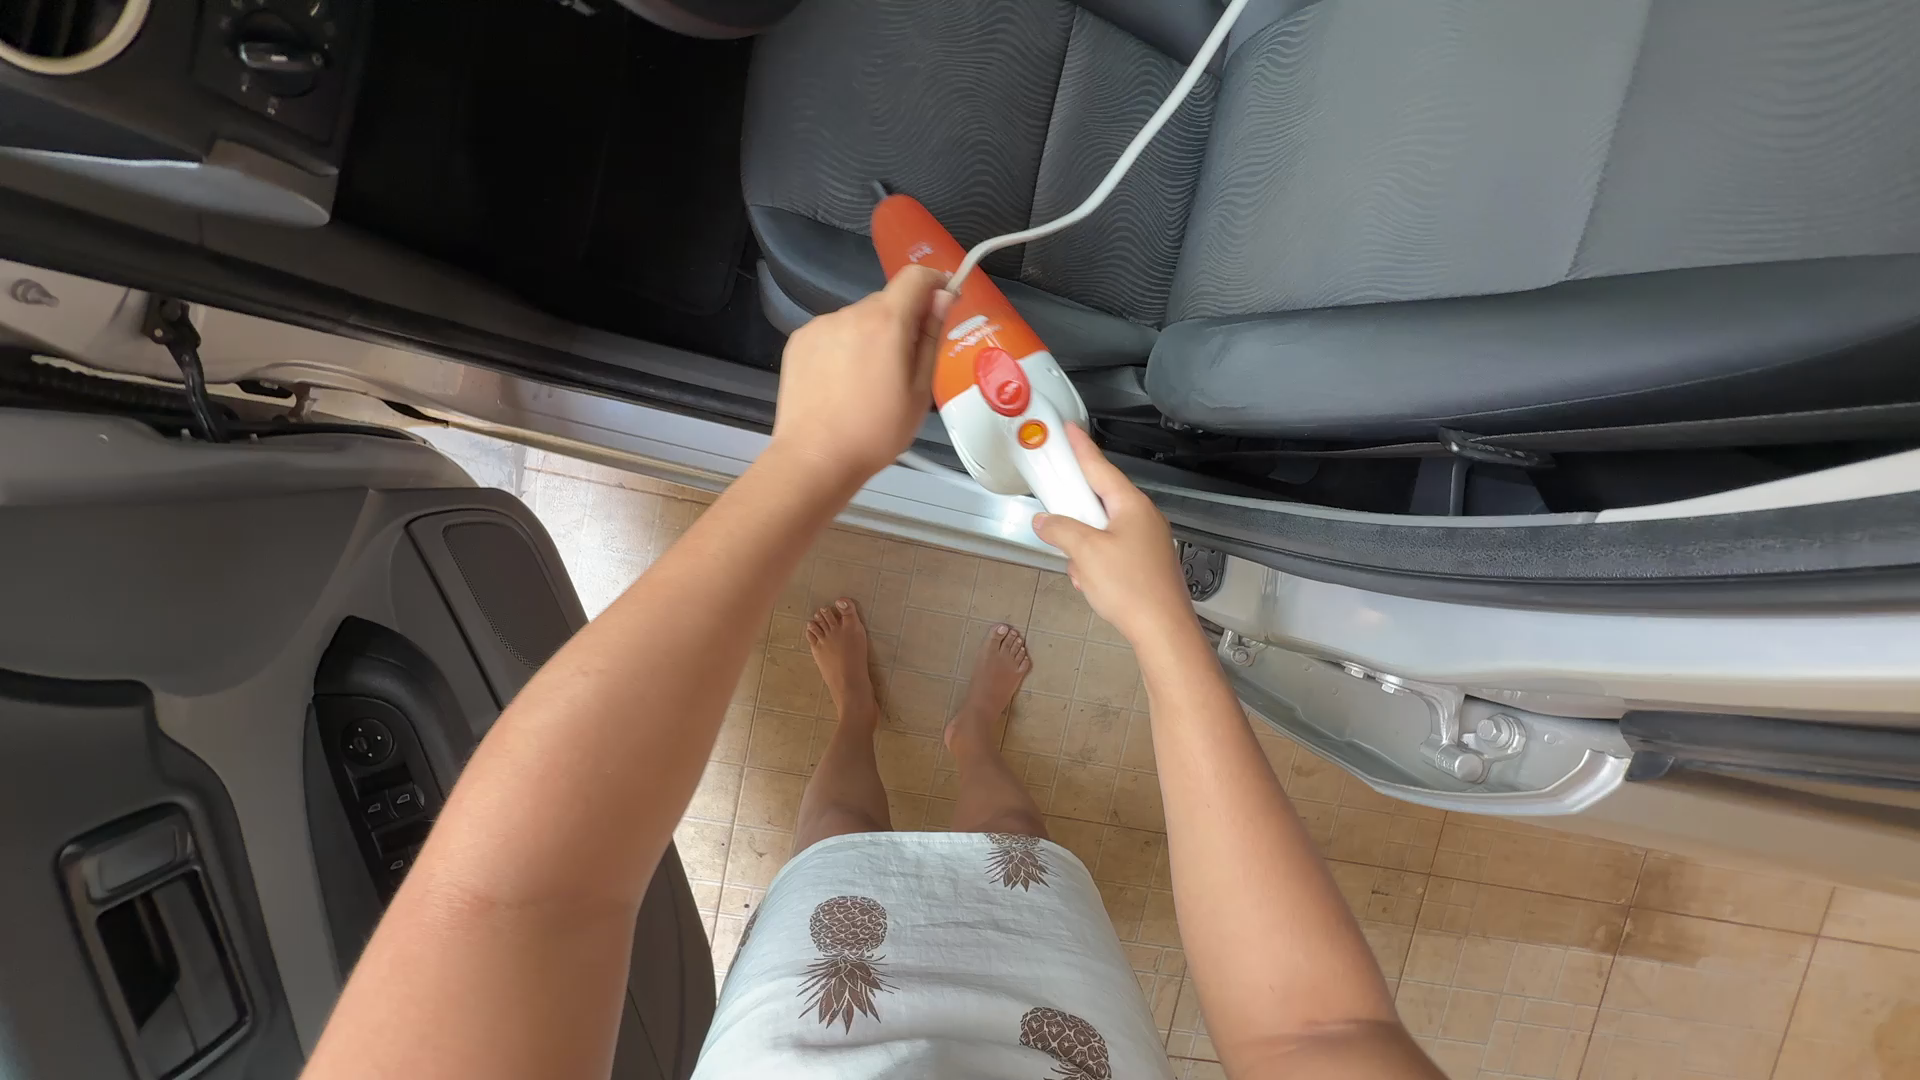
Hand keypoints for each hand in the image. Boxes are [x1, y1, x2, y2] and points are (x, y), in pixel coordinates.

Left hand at [769, 265, 953, 482]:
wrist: (815, 459)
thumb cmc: (876, 433)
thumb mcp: (919, 391)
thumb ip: (931, 338)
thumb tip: (941, 298)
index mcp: (885, 322)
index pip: (915, 277)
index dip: (935, 282)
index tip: (943, 301)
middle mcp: (849, 313)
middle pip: (886, 302)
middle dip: (901, 322)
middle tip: (904, 366)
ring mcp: (819, 326)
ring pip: (858, 319)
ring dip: (871, 337)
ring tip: (868, 383)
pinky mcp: (798, 342)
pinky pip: (833, 333)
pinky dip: (844, 348)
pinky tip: (841, 384)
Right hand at [1031, 426, 1193, 642]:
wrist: (1162, 630)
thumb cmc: (1132, 588)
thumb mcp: (1085, 553)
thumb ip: (1061, 530)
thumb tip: (1045, 522)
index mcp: (1132, 505)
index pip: (1100, 467)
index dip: (1081, 448)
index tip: (1069, 430)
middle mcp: (1142, 518)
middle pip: (1099, 499)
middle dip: (1074, 512)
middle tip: (1056, 510)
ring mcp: (1145, 541)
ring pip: (1101, 530)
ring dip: (1082, 546)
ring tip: (1080, 566)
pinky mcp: (1144, 562)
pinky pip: (1110, 550)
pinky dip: (1094, 562)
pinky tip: (1091, 582)